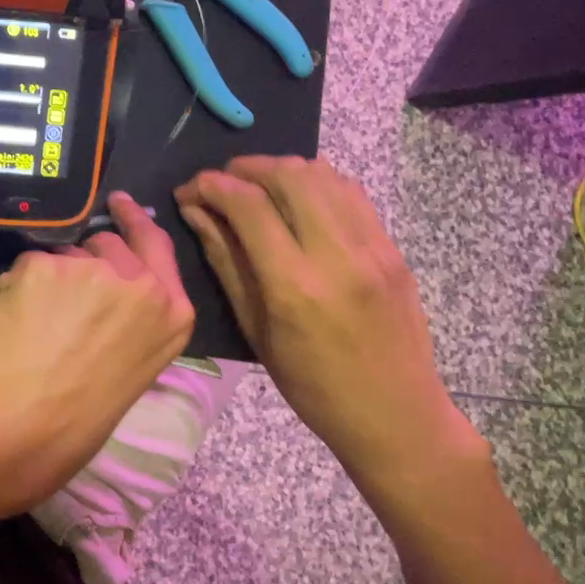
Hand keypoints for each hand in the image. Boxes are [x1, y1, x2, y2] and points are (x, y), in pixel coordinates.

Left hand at [0, 191, 194, 515]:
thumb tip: (105, 272)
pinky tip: (17, 320)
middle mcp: (140, 284)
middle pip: (107, 244)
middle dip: (85, 257)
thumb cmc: (80, 406)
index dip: (134, 221)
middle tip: (64, 294)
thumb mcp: (133, 358)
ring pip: (64, 252)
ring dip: (51, 273)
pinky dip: (19, 284)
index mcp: (172, 312)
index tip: (120, 204)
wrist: (24, 423)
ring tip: (40, 322)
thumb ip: (132, 310)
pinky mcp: (44, 266)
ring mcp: (91, 270)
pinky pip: (28, 262)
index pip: (155, 243)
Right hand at [174, 157, 481, 488]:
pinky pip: (351, 193)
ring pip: (323, 175)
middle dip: (245, 168)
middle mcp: (338, 256)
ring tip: (256, 187)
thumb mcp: (254, 327)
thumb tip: (196, 212)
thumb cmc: (311, 385)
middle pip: (288, 176)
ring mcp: (373, 249)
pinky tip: (297, 200)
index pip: (247, 205)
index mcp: (295, 286)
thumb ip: (225, 260)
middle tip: (220, 183)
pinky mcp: (393, 248)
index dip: (210, 185)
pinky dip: (316, 182)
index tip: (188, 189)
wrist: (396, 415)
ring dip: (281, 170)